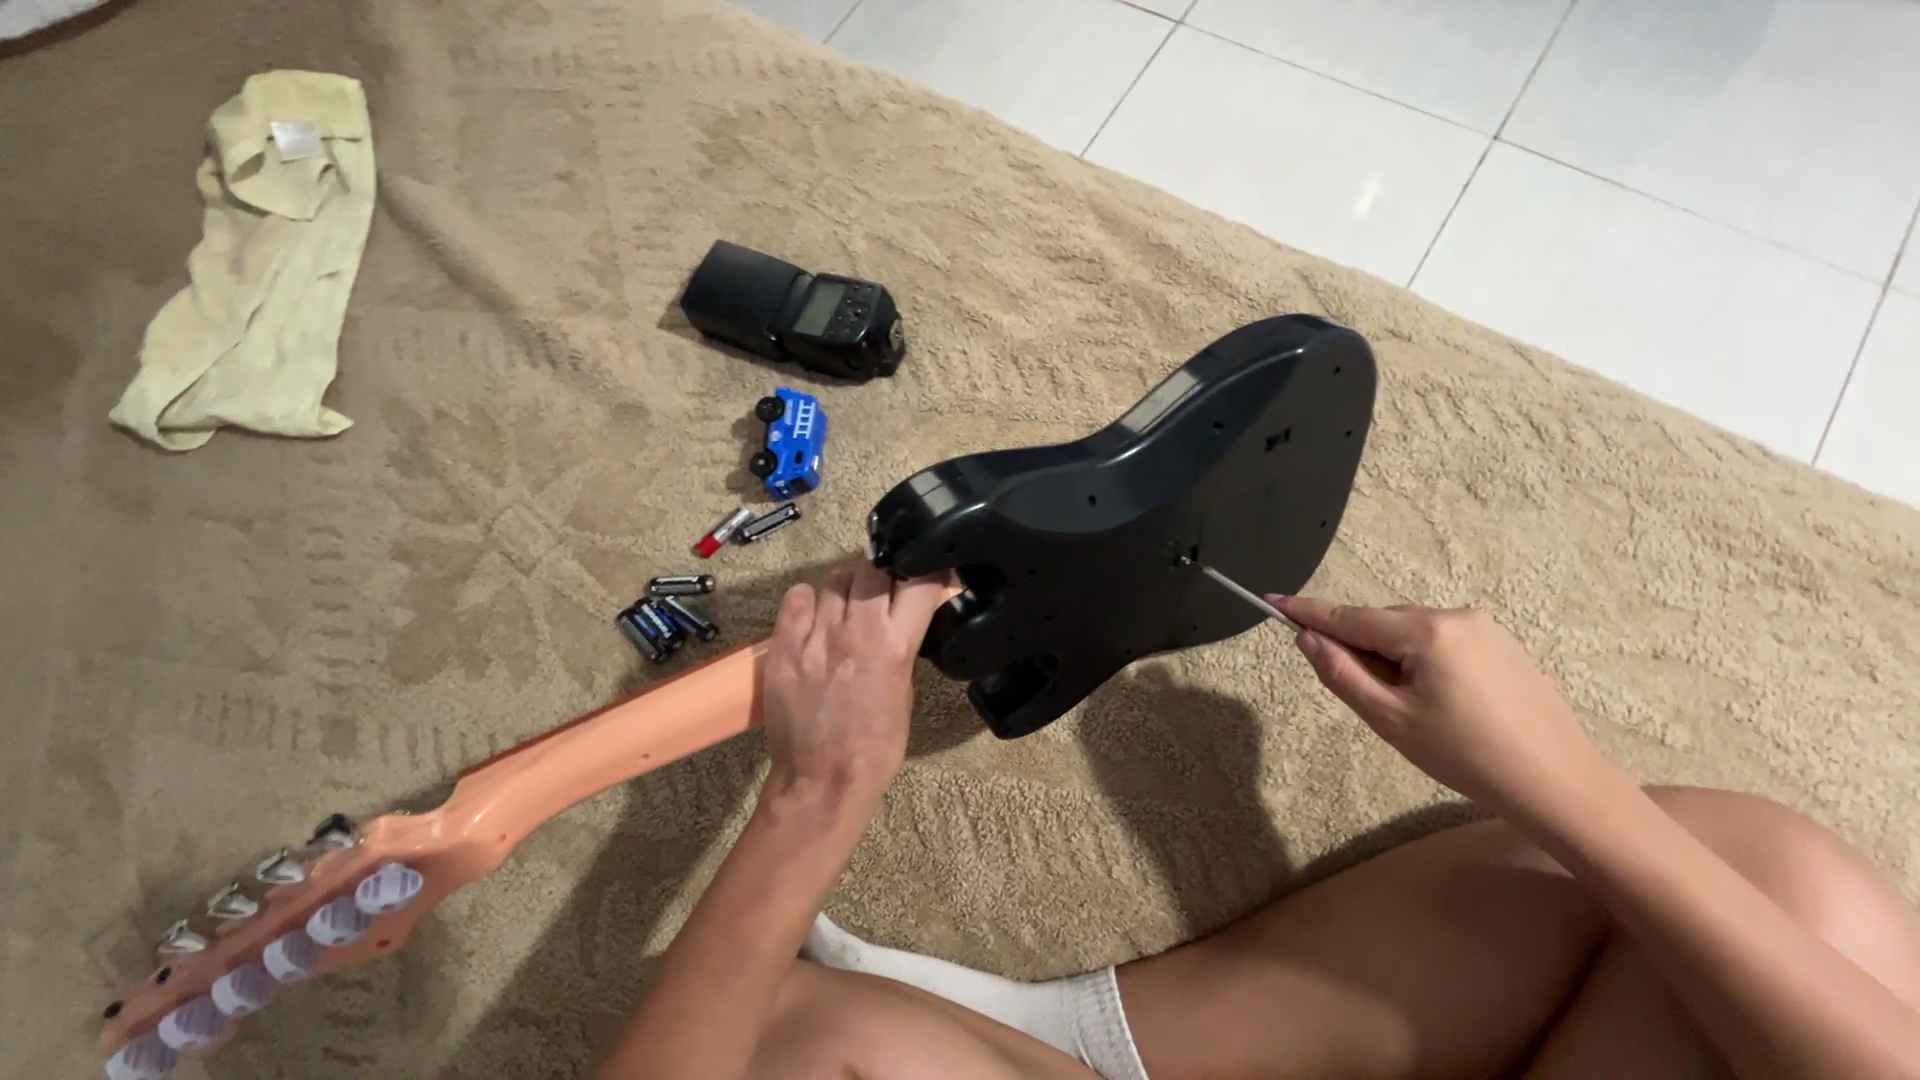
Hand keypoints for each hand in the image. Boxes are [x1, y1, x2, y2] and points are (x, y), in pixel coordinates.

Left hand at [760, 562, 956, 817]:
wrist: (822, 782)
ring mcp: (816, 637)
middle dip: (885, 570)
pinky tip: (816, 614)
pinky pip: (798, 597)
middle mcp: (856, 632)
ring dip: (849, 583)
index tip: (931, 571)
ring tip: (851, 601)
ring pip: (835, 578)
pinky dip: (810, 599)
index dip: (930, 568)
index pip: (920, 581)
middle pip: (874, 567)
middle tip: (886, 586)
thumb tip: (908, 616)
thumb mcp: (905, 691)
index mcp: (894, 647)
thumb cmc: (876, 747)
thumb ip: (904, 646)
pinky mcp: (784, 646)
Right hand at [1271, 596, 1611, 817]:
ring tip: (1409, 709)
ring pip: (1410, 632)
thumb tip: (1307, 638)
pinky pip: (1440, 640)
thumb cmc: (1465, 756)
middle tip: (1365, 698)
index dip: (1307, 611)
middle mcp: (1454, 615)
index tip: (1271, 600)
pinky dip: (1420, 660)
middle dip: (1359, 648)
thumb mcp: (1390, 720)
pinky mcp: (1502, 644)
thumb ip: (1342, 673)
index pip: (1349, 616)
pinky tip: (1438, 701)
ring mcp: (1484, 627)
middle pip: (1381, 623)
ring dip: (1392, 658)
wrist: (1559, 784)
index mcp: (1425, 632)